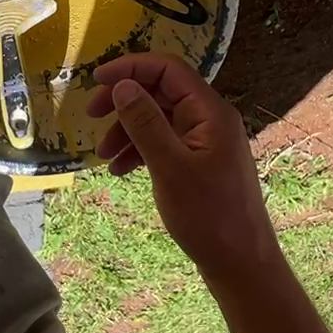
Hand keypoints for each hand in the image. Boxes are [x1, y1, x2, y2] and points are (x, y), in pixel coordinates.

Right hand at [88, 52, 281, 286]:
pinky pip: (165, 143)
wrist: (241, 265)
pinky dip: (140, 151)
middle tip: (91, 116)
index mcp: (210, 112)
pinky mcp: (200, 163)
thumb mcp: (169, 167)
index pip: (168, 70)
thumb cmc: (208, 216)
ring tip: (103, 156)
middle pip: (161, 92)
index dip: (131, 67)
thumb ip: (145, 122)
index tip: (96, 80)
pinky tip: (121, 170)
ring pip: (159, 119)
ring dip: (128, 130)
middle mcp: (210, 119)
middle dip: (124, 101)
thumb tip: (123, 85)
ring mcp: (206, 142)